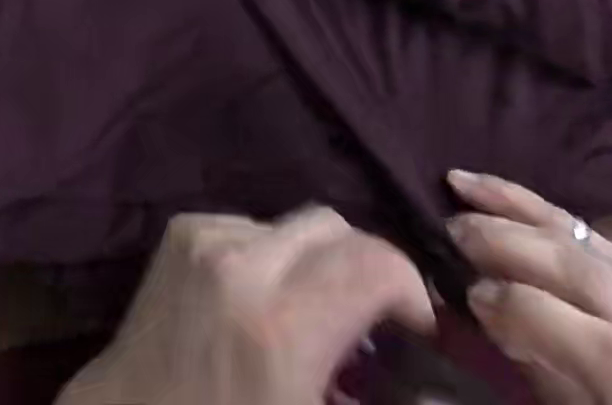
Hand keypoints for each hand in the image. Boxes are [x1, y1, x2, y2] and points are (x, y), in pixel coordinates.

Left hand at [57, 206, 434, 404]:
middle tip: (367, 323)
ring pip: (291, 224)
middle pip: (335, 226)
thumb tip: (430, 386)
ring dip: (313, 263)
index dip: (411, 291)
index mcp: (281, 325)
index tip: (413, 334)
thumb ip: (373, 397)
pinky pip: (250, 225)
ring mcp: (204, 235)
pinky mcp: (181, 227)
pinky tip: (254, 300)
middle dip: (363, 269)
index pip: (374, 261)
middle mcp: (242, 261)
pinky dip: (268, 256)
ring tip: (305, 315)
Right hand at [447, 171, 611, 404]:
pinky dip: (560, 221)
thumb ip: (544, 377)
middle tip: (451, 229)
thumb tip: (480, 309)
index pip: (610, 350)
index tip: (470, 296)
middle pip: (604, 282)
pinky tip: (519, 204)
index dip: (531, 312)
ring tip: (466, 185)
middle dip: (515, 244)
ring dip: (526, 210)